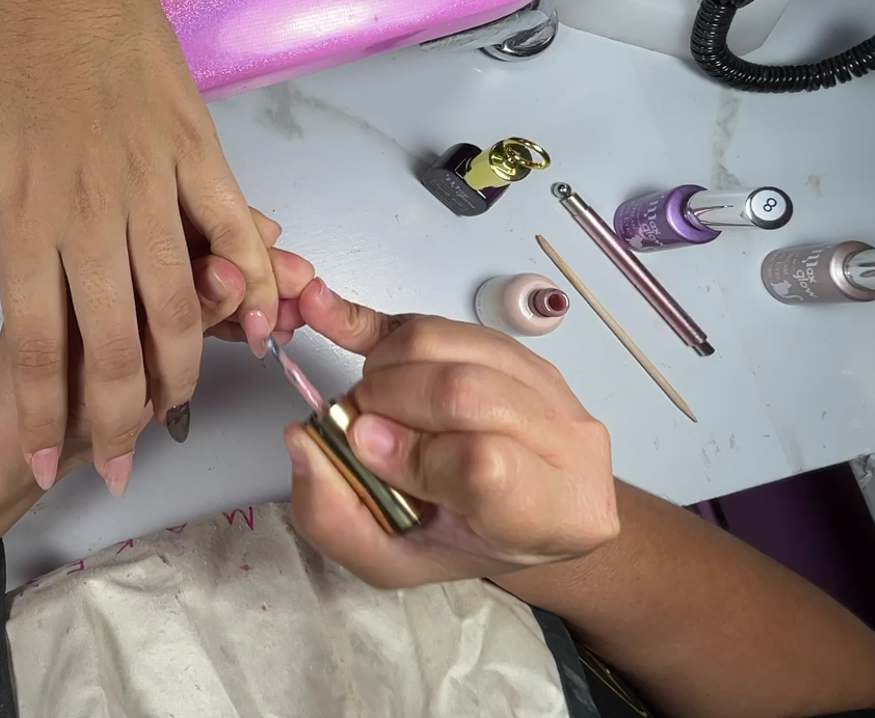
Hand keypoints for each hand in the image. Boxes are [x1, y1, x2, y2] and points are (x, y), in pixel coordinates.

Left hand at [0, 0, 277, 495]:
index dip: (43, 414)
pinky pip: (232, 227)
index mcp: (26, 218)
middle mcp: (93, 215)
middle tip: (120, 462)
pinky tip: (259, 324)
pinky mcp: (197, 150)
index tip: (46, 462)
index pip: (37, 344)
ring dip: (181, 367)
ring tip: (172, 408)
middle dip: (117, 417)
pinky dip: (251, 281)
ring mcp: (153, 182)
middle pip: (114, 342)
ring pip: (178, 300)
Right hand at [284, 281, 618, 587]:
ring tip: (375, 399)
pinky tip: (326, 314)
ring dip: (383, 366)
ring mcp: (544, 382)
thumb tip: (305, 442)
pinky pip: (430, 318)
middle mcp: (570, 441)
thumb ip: (336, 519)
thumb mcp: (391, 560)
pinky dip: (369, 323)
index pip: (487, 465)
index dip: (414, 455)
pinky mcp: (505, 342)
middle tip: (360, 423)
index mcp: (559, 514)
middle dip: (386, 400)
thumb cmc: (457, 537)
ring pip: (443, 342)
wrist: (508, 503)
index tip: (366, 450)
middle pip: (462, 391)